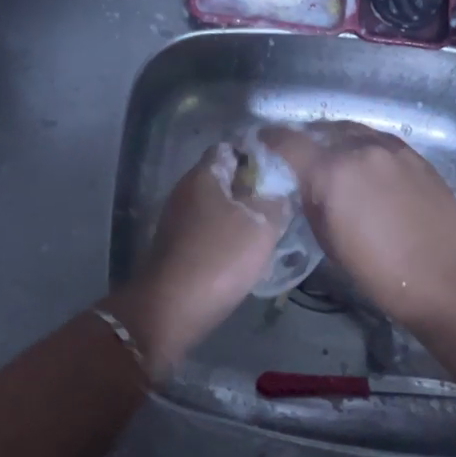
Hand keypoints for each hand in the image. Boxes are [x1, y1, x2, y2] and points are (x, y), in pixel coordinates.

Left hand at [108, 144, 287, 377]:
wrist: (172, 307)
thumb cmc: (219, 257)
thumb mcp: (260, 225)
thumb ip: (274, 200)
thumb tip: (278, 187)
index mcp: (202, 174)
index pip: (231, 148)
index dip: (257, 155)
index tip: (283, 170)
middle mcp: (186, 189)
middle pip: (224, 178)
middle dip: (252, 187)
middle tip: (282, 201)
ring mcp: (178, 218)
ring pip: (217, 205)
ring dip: (241, 214)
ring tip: (271, 228)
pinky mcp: (178, 244)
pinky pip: (209, 229)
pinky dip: (228, 235)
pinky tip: (246, 251)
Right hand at [258, 122, 455, 323]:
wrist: (449, 280)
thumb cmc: (381, 272)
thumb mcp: (330, 242)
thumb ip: (312, 203)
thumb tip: (306, 186)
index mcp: (332, 171)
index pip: (289, 142)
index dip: (271, 140)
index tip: (262, 142)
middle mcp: (360, 149)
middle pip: (322, 130)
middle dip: (305, 140)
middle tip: (299, 156)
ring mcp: (391, 149)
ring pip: (352, 131)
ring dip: (336, 140)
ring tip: (332, 157)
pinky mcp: (415, 156)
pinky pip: (379, 140)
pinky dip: (364, 146)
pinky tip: (365, 166)